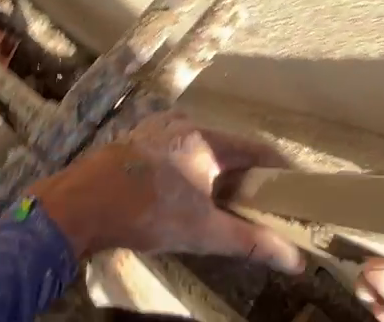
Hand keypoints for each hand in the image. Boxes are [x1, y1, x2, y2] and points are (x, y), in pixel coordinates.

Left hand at [28, 111, 304, 273]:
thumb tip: (296, 260)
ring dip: (216, 169)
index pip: (255, 147)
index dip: (280, 168)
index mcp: (202, 139)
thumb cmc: (148, 211)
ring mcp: (153, 129)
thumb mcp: (206, 231)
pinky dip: (190, 166)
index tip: (299, 189)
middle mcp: (179, 124)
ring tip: (230, 199)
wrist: (84, 201)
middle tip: (265, 201)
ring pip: (198, 145)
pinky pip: (174, 149)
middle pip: (226, 145)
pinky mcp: (135, 141)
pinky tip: (189, 191)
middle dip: (248, 172)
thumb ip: (252, 241)